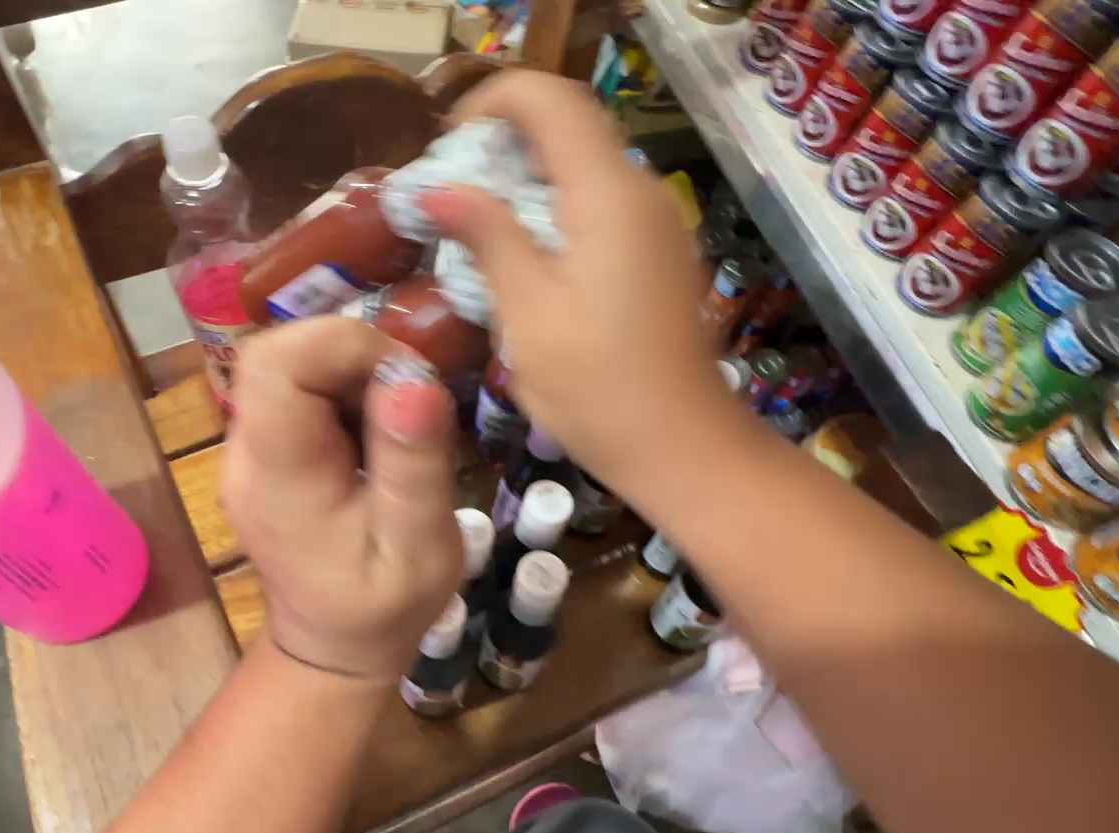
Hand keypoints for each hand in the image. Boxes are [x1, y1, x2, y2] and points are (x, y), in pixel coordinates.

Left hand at [222, 318, 463, 680]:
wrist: (333, 647)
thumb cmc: (382, 607)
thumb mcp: (418, 545)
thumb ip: (413, 464)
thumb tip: (413, 377)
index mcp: (277, 473)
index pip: (278, 362)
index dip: (345, 344)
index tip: (408, 379)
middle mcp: (245, 455)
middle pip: (280, 357)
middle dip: (355, 357)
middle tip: (414, 400)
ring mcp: (247, 455)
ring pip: (290, 370)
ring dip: (354, 376)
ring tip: (402, 425)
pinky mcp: (264, 457)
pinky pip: (296, 397)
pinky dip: (344, 396)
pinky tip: (378, 439)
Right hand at [423, 72, 746, 493]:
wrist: (678, 445)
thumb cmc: (594, 385)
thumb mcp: (526, 311)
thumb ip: (487, 236)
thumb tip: (440, 188)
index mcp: (607, 195)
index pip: (550, 101)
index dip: (493, 100)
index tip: (447, 138)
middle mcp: (641, 194)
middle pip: (571, 132)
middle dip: (506, 143)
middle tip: (453, 190)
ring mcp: (657, 228)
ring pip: (586, 173)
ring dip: (529, 183)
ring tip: (478, 227)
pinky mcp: (658, 260)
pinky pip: (602, 212)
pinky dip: (557, 216)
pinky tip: (526, 261)